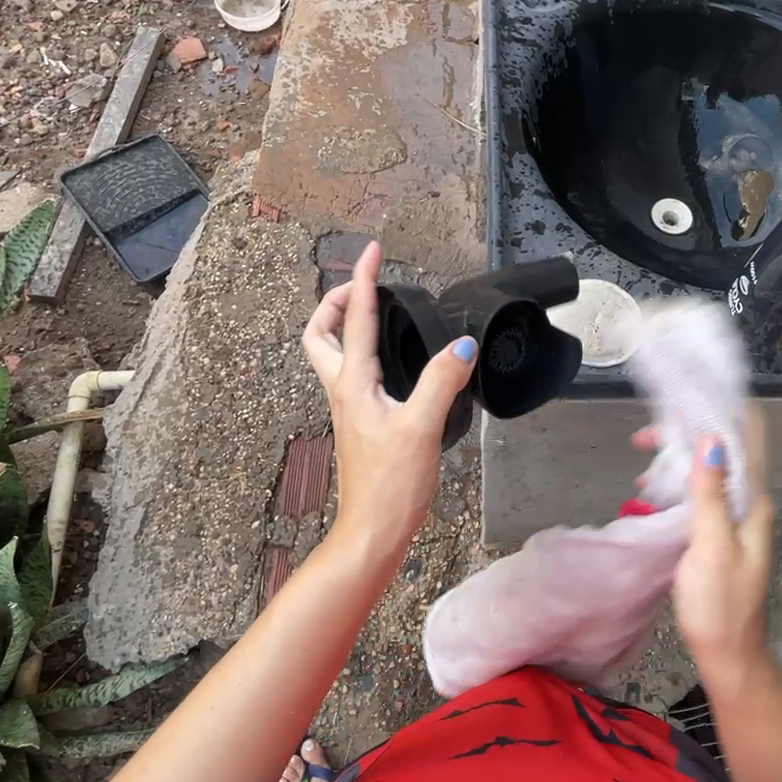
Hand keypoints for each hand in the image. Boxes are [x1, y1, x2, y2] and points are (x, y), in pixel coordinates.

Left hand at [301, 241, 475, 554]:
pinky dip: (364, 350)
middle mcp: (344, 390)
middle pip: (319, 333)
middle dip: (333, 302)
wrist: (373, 531)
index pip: (355, 319)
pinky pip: (354, 372)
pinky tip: (392, 359)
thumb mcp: (421, 427)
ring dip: (344, 324)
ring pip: (332, 353)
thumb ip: (440, 381)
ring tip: (375, 310)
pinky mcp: (363, 423)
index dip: (362, 280)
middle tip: (363, 286)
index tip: (372, 250)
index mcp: (353, 383)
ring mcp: (350, 408)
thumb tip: (461, 344)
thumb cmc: (391, 484)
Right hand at [661, 412, 775, 688]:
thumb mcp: (711, 546)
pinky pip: (697, 491)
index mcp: (752, 501)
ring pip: (707, 469)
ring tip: (642, 454)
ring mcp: (732, 518)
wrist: (728, 655)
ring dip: (677, 454)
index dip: (724, 409)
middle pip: (723, 448)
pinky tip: (648, 489)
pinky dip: (674, 480)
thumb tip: (710, 438)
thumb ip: (709, 493)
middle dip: (689, 429)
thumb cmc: (720, 604)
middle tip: (648, 431)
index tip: (691, 391)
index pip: (748, 438)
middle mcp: (747, 502)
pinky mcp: (716, 533)